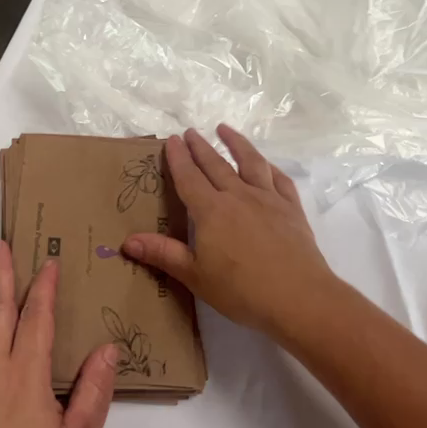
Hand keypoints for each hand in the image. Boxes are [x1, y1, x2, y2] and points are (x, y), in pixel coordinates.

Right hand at [123, 126, 339, 341]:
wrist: (299, 298)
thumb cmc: (242, 290)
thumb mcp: (195, 276)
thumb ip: (163, 254)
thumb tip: (127, 241)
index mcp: (211, 211)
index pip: (189, 177)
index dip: (179, 158)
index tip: (172, 139)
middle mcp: (238, 196)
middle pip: (216, 165)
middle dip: (201, 147)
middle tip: (191, 131)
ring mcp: (268, 200)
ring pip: (250, 163)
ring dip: (236, 144)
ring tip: (225, 129)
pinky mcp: (292, 210)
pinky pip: (280, 180)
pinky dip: (270, 168)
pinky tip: (267, 165)